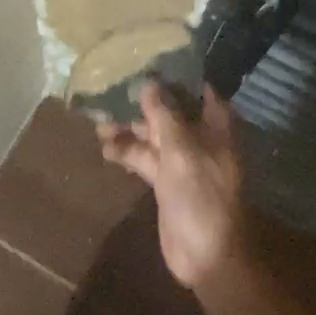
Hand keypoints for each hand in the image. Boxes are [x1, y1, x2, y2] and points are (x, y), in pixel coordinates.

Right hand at [98, 81, 248, 288]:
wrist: (208, 254)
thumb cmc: (202, 194)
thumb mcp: (182, 149)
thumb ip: (164, 114)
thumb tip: (149, 82)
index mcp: (216, 123)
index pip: (194, 87)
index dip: (170, 75)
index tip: (141, 61)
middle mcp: (201, 136)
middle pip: (169, 110)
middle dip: (140, 102)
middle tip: (108, 90)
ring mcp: (183, 159)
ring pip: (153, 135)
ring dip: (129, 129)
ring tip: (98, 122)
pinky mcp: (167, 181)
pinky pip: (146, 158)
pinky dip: (128, 153)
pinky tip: (105, 149)